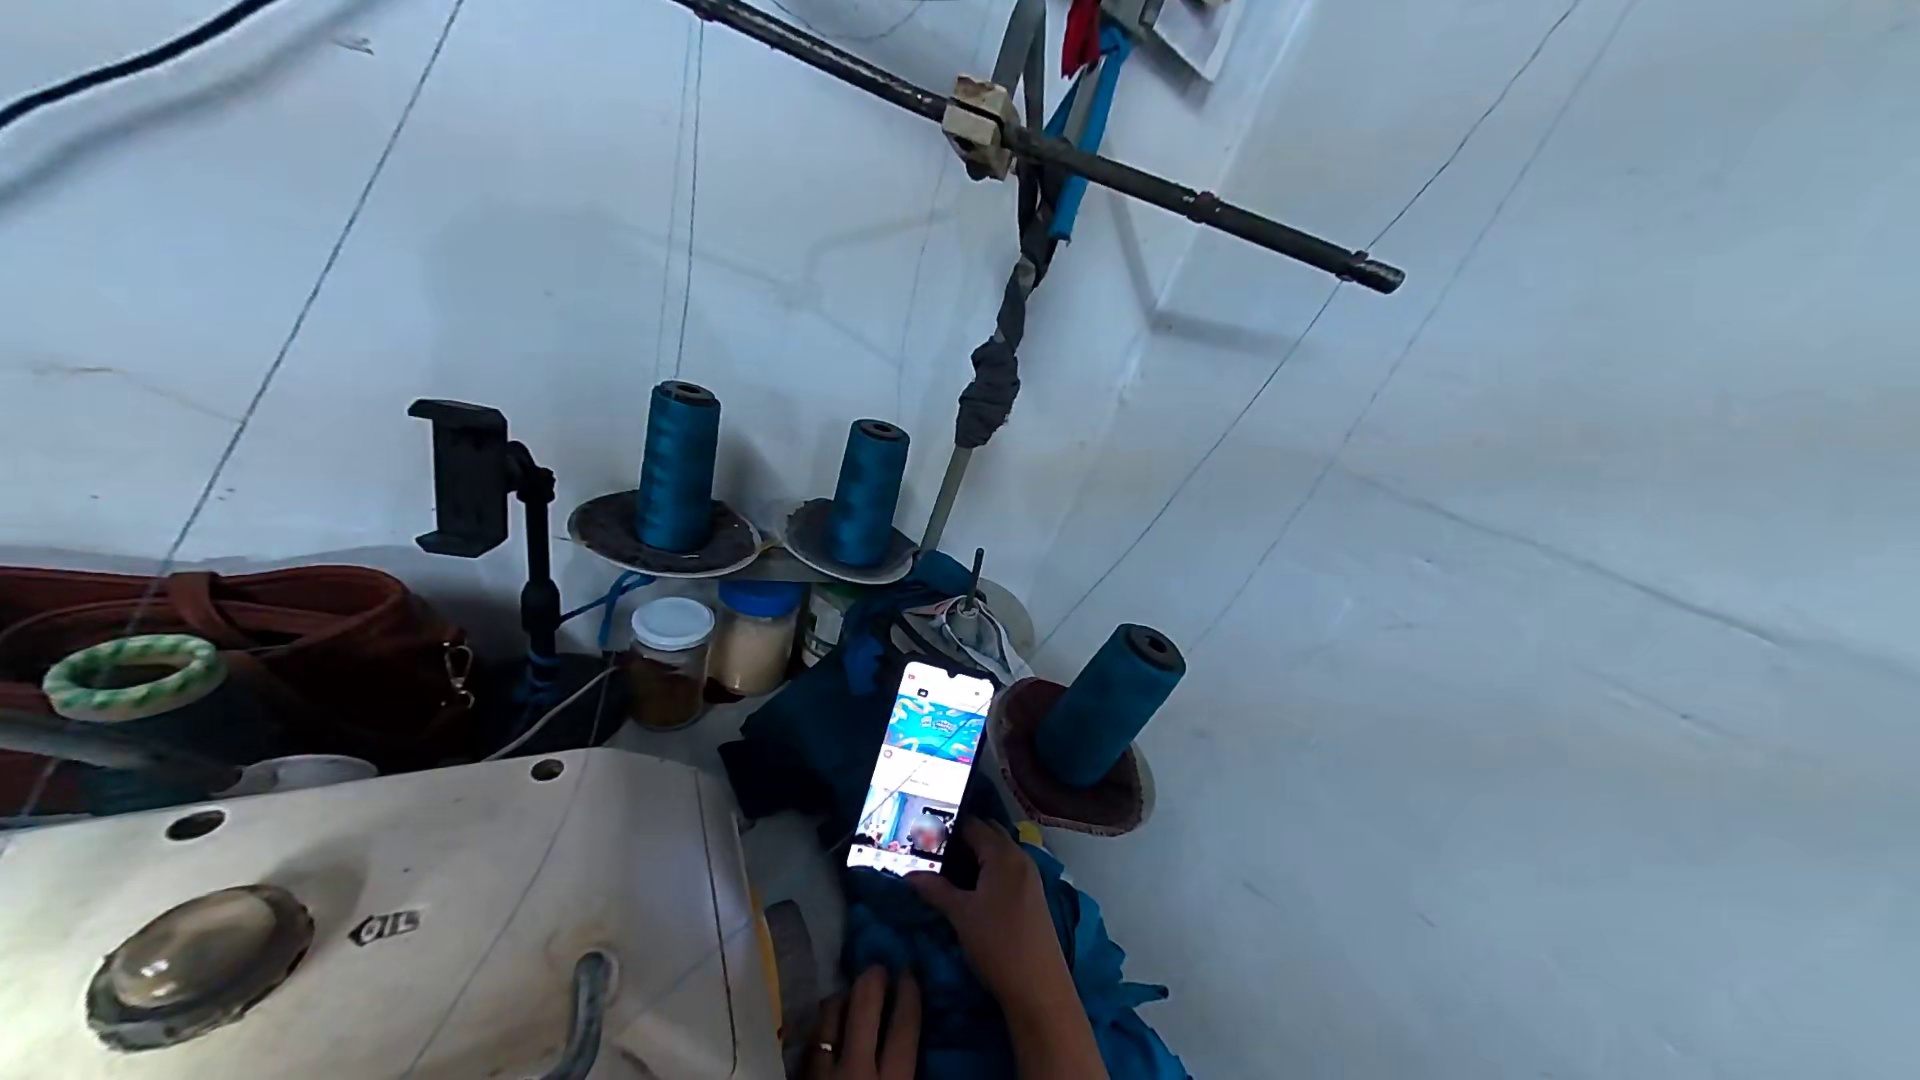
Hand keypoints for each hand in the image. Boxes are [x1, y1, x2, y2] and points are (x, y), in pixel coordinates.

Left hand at [808, 965, 920, 1079]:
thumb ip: (906, 1068)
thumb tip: (909, 1035)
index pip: (904, 1025)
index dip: (908, 993)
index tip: (908, 971)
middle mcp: (856, 1070)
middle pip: (864, 1005)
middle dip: (873, 979)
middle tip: (879, 968)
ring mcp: (821, 1072)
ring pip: (830, 1015)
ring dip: (841, 997)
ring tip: (848, 992)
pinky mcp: (799, 1075)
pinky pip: (810, 1038)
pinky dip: (821, 1024)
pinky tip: (827, 1021)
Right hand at [907, 819, 1071, 1010]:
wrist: (1039, 988)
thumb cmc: (997, 944)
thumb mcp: (961, 915)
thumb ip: (935, 889)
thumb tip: (909, 875)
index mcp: (1003, 854)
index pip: (972, 825)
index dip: (948, 827)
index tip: (924, 833)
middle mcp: (1020, 857)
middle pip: (989, 833)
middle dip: (963, 837)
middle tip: (935, 849)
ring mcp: (1030, 875)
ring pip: (999, 850)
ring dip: (977, 853)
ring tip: (948, 868)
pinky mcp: (1033, 894)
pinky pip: (1008, 867)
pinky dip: (989, 868)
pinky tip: (972, 887)